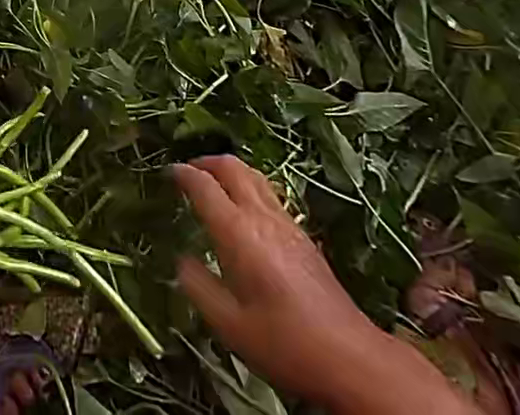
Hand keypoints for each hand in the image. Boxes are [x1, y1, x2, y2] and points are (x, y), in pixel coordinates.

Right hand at [171, 156, 474, 414]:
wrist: (351, 356)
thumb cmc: (284, 342)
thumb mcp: (228, 324)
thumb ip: (198, 287)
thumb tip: (183, 261)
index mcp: (238, 232)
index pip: (204, 186)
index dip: (183, 174)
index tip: (168, 174)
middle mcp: (262, 216)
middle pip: (232, 167)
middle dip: (206, 162)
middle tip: (188, 171)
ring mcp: (286, 222)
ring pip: (254, 175)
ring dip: (229, 170)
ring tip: (213, 183)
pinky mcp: (302, 234)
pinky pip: (268, 193)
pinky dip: (248, 186)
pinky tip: (243, 210)